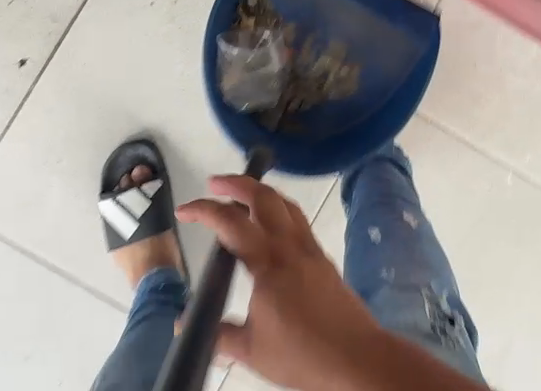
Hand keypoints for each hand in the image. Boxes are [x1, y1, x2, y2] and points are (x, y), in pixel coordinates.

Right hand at [177, 174, 385, 390]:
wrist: (357, 358)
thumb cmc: (303, 354)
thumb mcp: (252, 351)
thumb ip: (219, 335)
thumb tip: (185, 328)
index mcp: (268, 262)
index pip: (229, 222)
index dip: (203, 210)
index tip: (183, 211)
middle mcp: (289, 245)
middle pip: (263, 196)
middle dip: (236, 182)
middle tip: (214, 184)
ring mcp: (310, 249)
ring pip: (284, 203)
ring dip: (260, 192)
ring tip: (242, 195)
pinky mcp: (323, 259)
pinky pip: (297, 219)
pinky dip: (279, 208)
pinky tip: (273, 225)